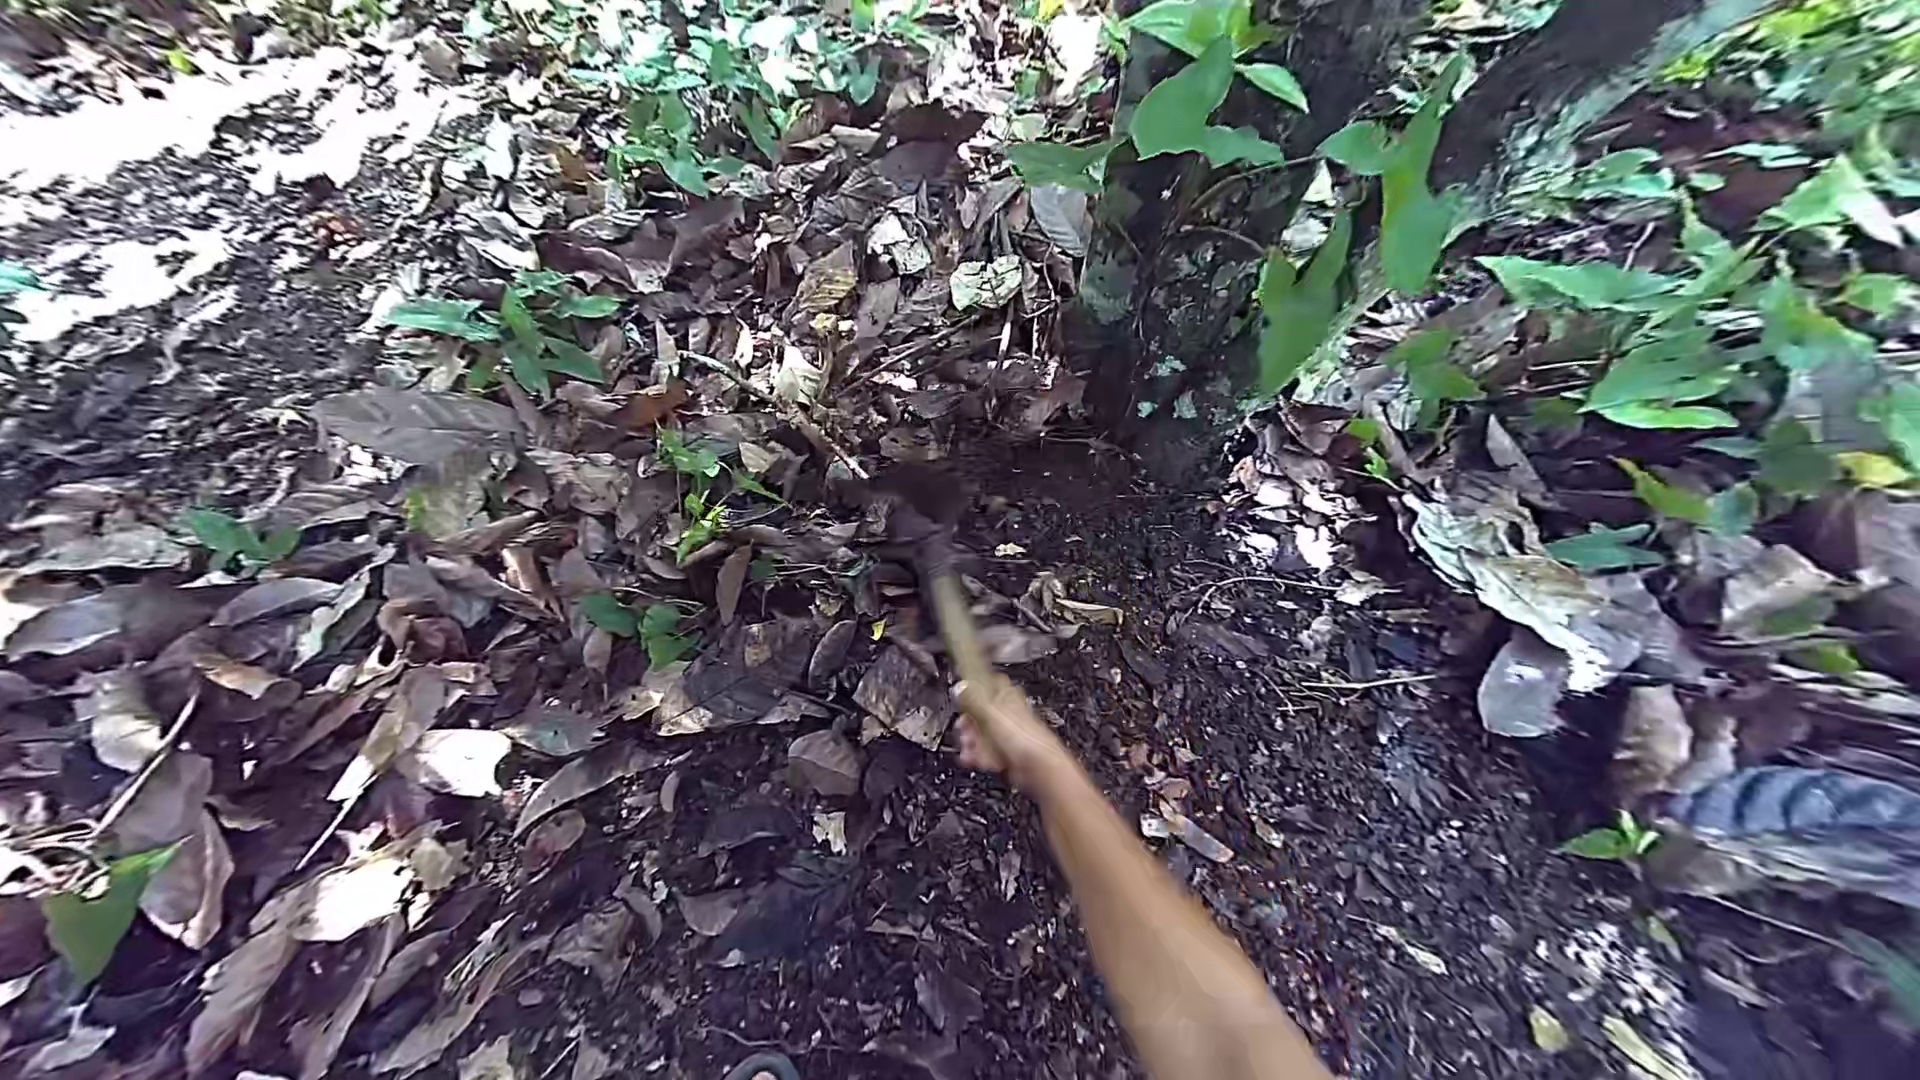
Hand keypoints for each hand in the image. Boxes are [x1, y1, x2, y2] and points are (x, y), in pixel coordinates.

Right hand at [956, 675, 1074, 793]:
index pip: (986, 683)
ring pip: (982, 732)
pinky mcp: (1007, 751)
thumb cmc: (1023, 736)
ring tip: (968, 746)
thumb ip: (972, 699)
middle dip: (969, 721)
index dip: (972, 690)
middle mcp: (1008, 712)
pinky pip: (987, 749)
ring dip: (972, 740)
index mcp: (1007, 695)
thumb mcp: (989, 712)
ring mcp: (1008, 732)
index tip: (961, 698)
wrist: (1039, 767)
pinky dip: (978, 753)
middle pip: (980, 711)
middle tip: (963, 728)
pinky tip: (973, 758)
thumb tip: (959, 687)